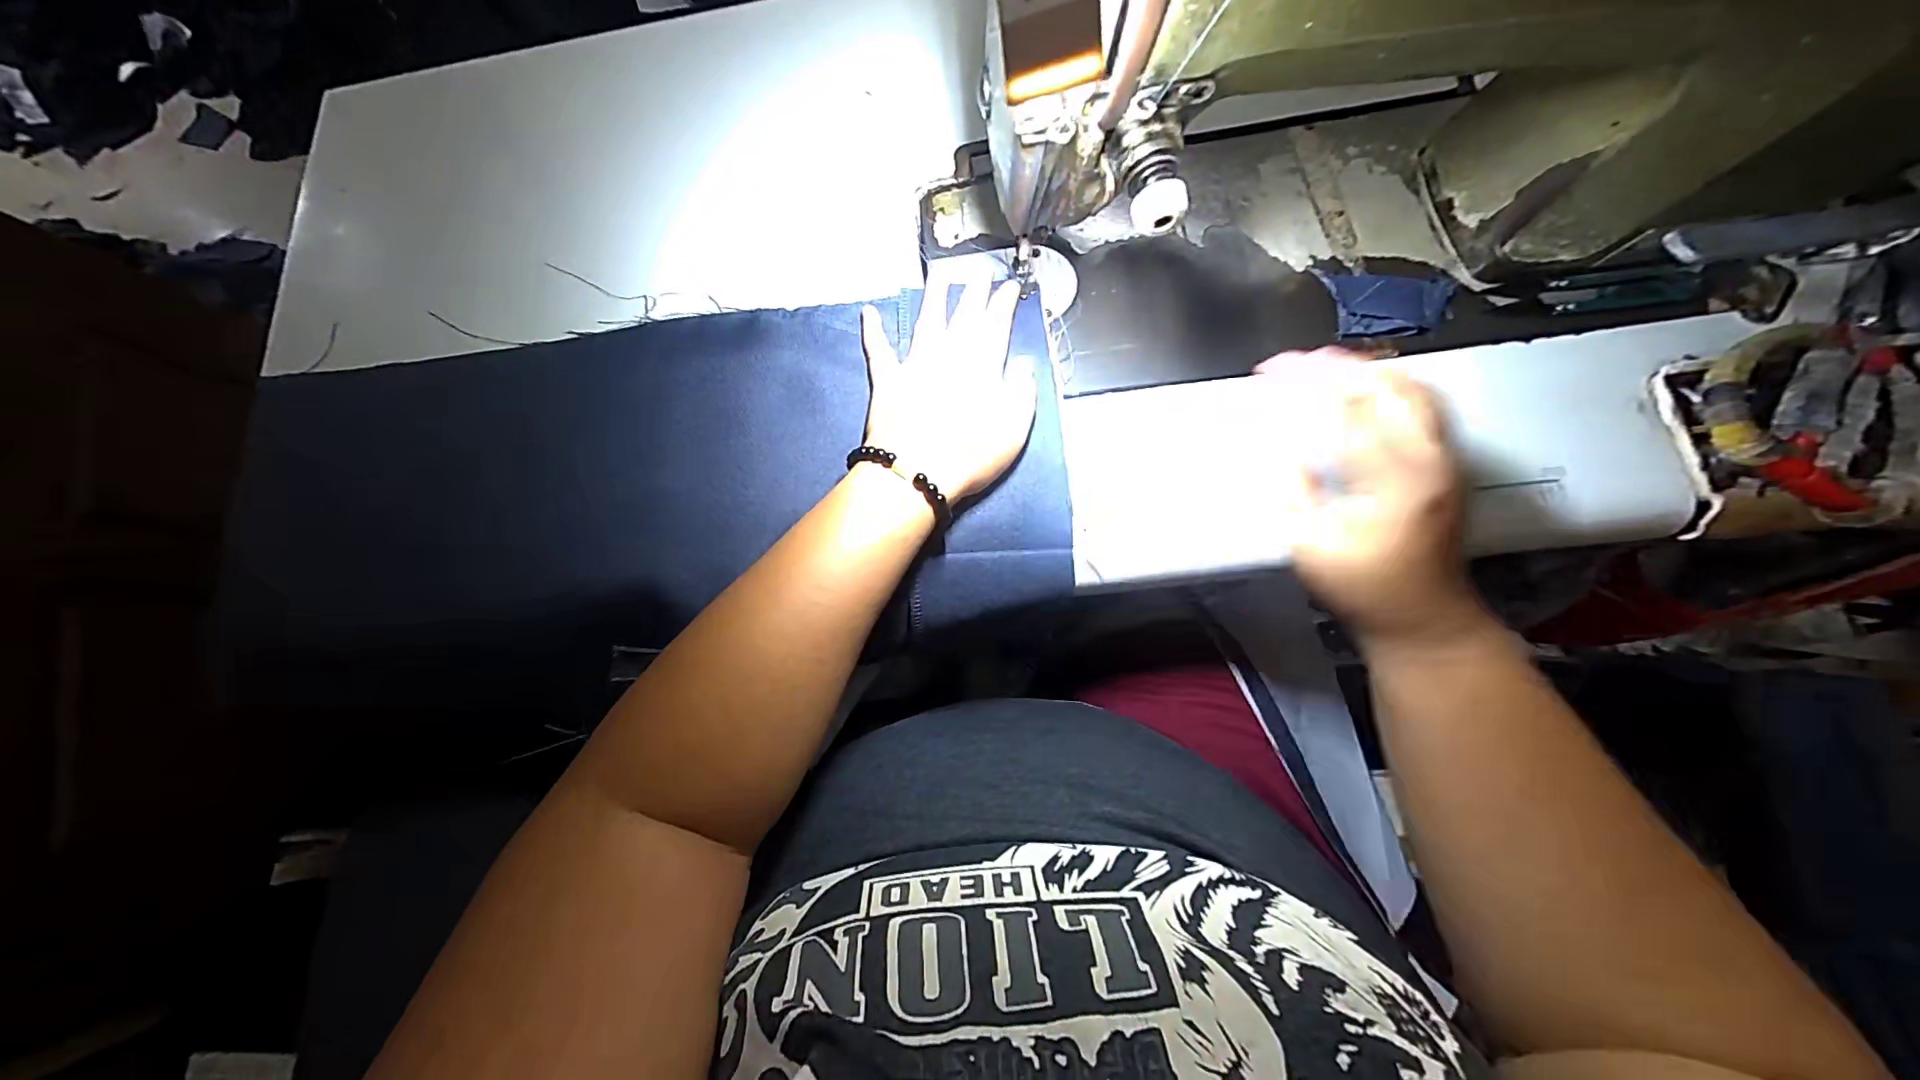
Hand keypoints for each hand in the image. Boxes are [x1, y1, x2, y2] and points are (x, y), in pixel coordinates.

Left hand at [860, 280, 1038, 501]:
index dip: (1003, 301)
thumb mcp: (1014, 425)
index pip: (996, 322)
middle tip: (979, 273)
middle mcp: (948, 353)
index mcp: (983, 363)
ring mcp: (915, 363)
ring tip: (940, 277)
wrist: (916, 472)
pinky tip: (869, 313)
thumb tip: (1022, 362)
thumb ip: (1021, 389)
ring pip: (926, 320)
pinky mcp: (887, 379)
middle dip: (974, 291)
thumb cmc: (971, 454)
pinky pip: (879, 349)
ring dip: (934, 297)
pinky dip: (874, 331)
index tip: (1009, 286)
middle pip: (963, 314)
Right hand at [1258, 350, 1482, 647]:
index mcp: (1393, 478)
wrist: (1425, 617)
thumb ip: (1297, 493)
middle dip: (1340, 365)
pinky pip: (1421, 407)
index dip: (1306, 382)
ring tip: (1326, 367)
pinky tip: (1362, 391)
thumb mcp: (1312, 548)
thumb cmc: (1365, 589)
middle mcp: (1428, 458)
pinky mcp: (1447, 466)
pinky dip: (1388, 388)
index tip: (1271, 371)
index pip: (1347, 407)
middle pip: (1390, 385)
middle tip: (1298, 362)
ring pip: (1413, 390)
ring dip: (1367, 371)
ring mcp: (1444, 460)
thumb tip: (1288, 453)